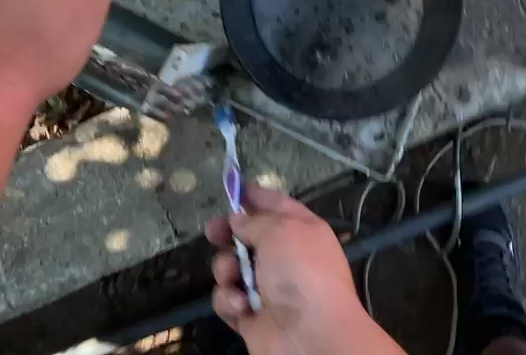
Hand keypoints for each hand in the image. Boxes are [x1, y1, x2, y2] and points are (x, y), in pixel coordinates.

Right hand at [205, 185, 399, 354]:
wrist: (313, 337)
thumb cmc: (301, 272)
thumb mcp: (280, 231)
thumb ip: (253, 221)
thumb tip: (237, 220)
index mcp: (300, 229)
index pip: (275, 204)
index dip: (255, 196)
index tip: (232, 188)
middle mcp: (284, 256)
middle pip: (248, 236)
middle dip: (228, 233)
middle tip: (213, 232)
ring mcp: (266, 287)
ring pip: (232, 267)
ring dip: (226, 268)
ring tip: (233, 275)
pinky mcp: (251, 316)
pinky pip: (228, 299)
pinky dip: (230, 301)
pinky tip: (241, 306)